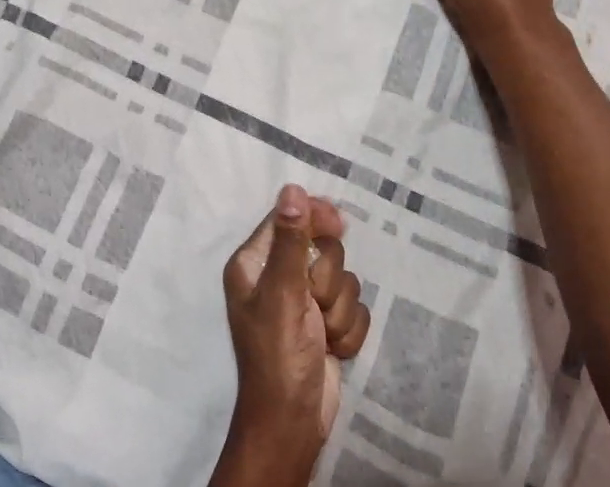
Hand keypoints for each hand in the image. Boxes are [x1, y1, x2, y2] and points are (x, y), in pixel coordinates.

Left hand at [213, 185, 371, 486]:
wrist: (294, 421)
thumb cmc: (278, 354)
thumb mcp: (283, 293)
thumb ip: (292, 241)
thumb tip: (292, 188)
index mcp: (255, 263)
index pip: (289, 218)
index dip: (315, 219)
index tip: (337, 224)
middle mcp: (278, 276)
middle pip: (323, 249)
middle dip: (328, 280)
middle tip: (314, 303)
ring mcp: (304, 302)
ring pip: (345, 280)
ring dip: (339, 311)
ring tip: (320, 334)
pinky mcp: (327, 324)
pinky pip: (355, 308)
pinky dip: (348, 330)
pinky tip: (332, 349)